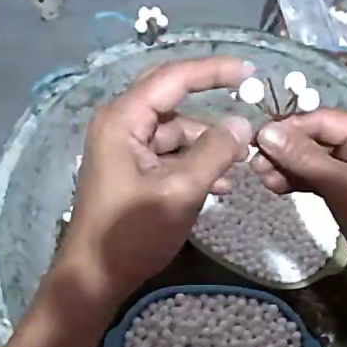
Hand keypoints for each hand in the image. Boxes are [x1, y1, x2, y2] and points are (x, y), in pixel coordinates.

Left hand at [57, 56, 252, 303]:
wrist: (96, 275)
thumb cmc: (133, 233)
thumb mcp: (180, 191)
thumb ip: (214, 153)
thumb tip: (242, 124)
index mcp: (123, 120)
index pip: (173, 78)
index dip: (213, 71)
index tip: (250, 72)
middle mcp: (121, 125)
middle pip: (173, 100)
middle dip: (211, 106)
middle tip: (247, 109)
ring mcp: (125, 149)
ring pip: (175, 132)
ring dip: (207, 145)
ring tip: (239, 166)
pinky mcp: (132, 171)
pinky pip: (169, 155)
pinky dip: (194, 164)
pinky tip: (220, 184)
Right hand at [251, 109, 346, 286]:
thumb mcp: (342, 185)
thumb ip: (304, 158)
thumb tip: (266, 133)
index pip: (322, 120)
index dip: (289, 128)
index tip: (256, 139)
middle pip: (315, 138)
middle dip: (285, 150)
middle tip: (253, 162)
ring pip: (311, 160)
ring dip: (286, 167)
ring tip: (260, 176)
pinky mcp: (343, 190)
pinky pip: (315, 178)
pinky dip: (296, 181)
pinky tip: (274, 186)